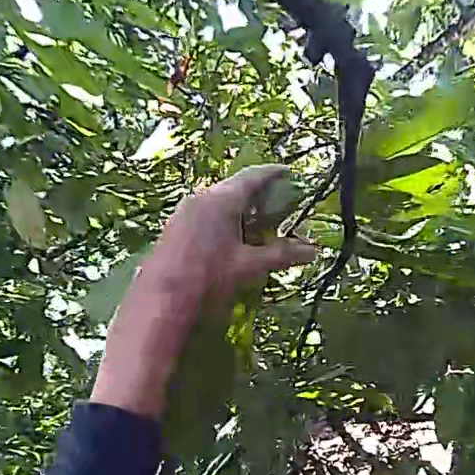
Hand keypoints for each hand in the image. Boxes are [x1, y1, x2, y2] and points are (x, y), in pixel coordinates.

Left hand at [91, 165, 316, 419]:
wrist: (161, 302)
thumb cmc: (208, 278)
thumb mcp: (249, 266)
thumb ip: (281, 254)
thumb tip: (313, 250)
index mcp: (221, 200)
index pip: (253, 177)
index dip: (274, 173)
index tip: (290, 172)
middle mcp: (200, 199)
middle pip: (235, 190)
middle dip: (258, 197)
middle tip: (279, 207)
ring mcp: (183, 213)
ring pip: (218, 204)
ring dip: (240, 213)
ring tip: (258, 228)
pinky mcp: (174, 230)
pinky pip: (205, 217)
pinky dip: (224, 223)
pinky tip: (231, 244)